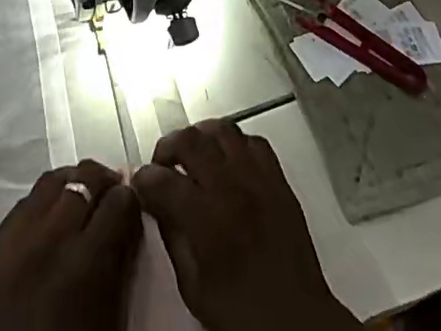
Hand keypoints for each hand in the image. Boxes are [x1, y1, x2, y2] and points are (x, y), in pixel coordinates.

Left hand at [0, 159, 142, 330]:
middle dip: (102, 180)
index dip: (130, 198)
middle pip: (81, 183)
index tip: (136, 196)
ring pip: (48, 185)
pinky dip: (42, 203)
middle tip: (115, 186)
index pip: (116, 205)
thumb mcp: (111, 314)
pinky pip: (21, 208)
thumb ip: (119, 262)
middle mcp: (48, 241)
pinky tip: (52, 212)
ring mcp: (12, 241)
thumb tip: (127, 218)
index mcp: (85, 264)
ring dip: (71, 183)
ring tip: (84, 191)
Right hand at [132, 120, 359, 330]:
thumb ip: (170, 235)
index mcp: (205, 217)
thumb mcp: (191, 284)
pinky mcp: (280, 184)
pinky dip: (235, 145)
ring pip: (222, 130)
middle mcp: (231, 189)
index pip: (159, 177)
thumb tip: (156, 205)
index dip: (143, 180)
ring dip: (200, 138)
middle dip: (167, 148)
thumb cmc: (244, 313)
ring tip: (193, 155)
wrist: (299, 322)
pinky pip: (254, 143)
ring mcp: (258, 181)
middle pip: (188, 139)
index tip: (141, 187)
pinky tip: (228, 162)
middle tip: (163, 165)